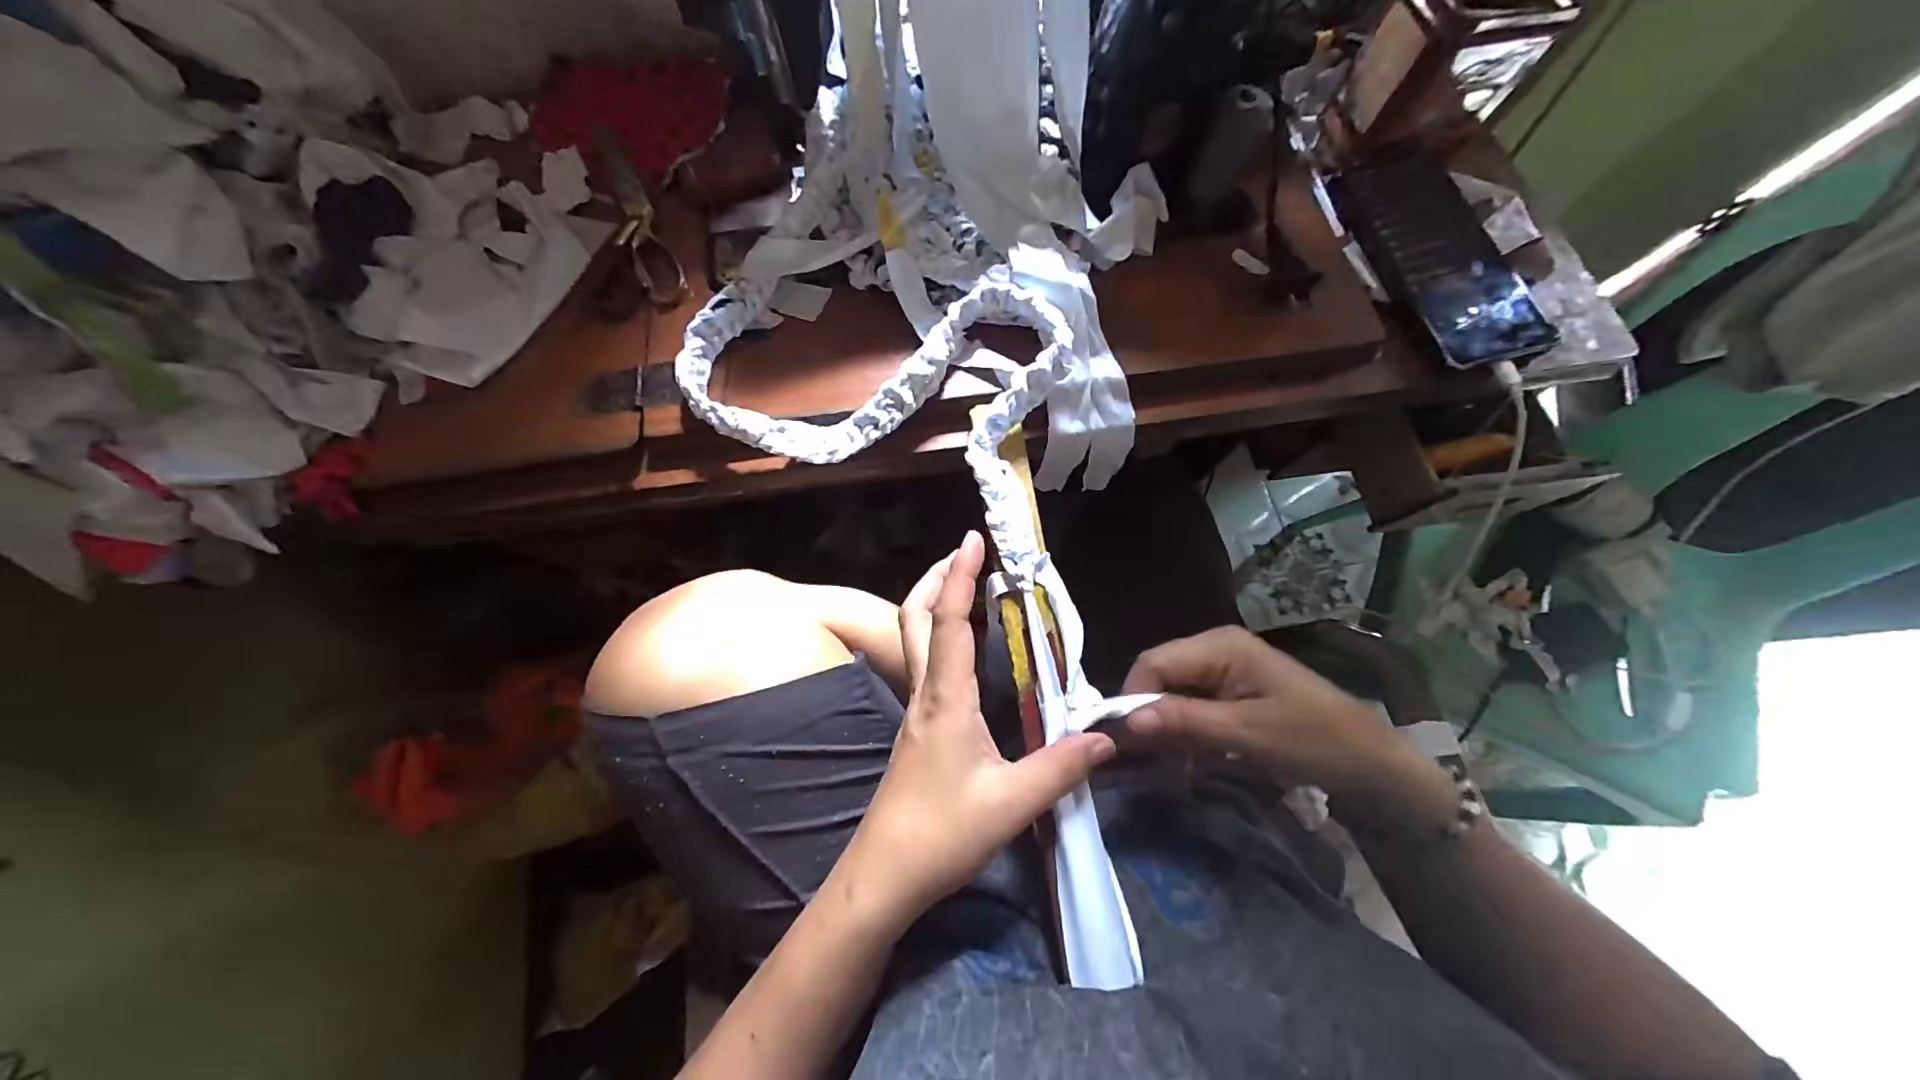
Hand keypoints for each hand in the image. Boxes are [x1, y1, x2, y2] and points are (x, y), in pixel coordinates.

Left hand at [829, 532, 1116, 934]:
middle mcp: (925, 695)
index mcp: (944, 699)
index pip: (947, 622)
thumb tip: (1104, 737)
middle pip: (913, 619)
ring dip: (933, 605)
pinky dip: (941, 640)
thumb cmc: (941, 834)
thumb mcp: (1011, 803)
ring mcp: (915, 713)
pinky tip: (967, 656)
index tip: (973, 538)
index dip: (959, 576)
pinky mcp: (917, 732)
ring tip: (966, 590)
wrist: (883, 876)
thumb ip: (1060, 768)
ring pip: (913, 641)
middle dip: (935, 578)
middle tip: (964, 554)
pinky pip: (924, 667)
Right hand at [1121, 627, 1455, 832]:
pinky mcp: (1233, 692)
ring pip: (1171, 692)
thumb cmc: (1314, 742)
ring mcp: (1225, 670)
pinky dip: (1182, 730)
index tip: (1127, 743)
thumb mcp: (1246, 734)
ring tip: (1162, 760)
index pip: (1152, 662)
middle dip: (1147, 713)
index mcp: (1220, 645)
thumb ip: (1184, 722)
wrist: (1373, 767)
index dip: (1133, 699)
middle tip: (1142, 757)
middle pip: (1159, 675)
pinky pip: (1191, 705)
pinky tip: (1186, 756)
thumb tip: (1125, 721)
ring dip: (1163, 725)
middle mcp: (1217, 648)